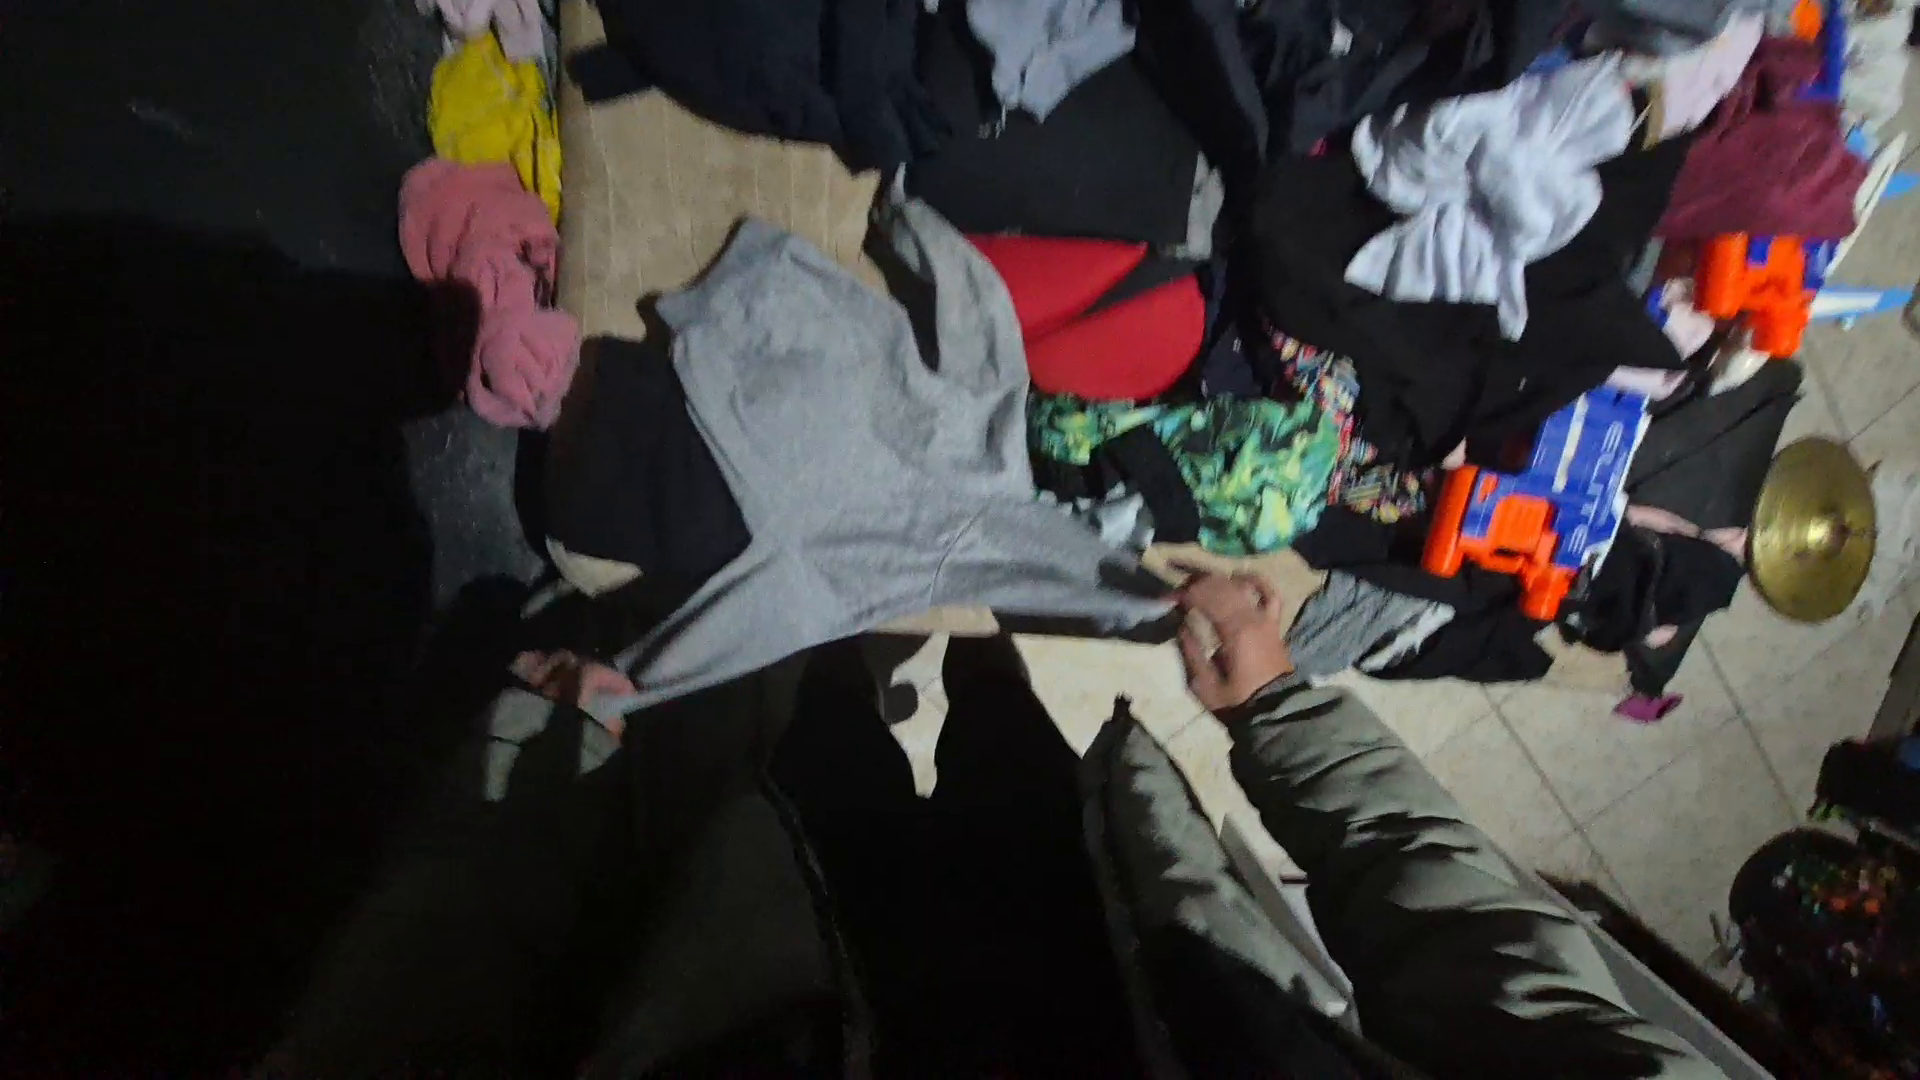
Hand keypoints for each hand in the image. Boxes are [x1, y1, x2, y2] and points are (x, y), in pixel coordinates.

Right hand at [1175, 572, 1293, 711]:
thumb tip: (1181, 623)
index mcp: (1234, 631)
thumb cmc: (1236, 701)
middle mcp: (1252, 617)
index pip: (1205, 597)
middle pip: (1220, 585)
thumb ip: (1190, 650)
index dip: (1182, 593)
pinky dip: (1255, 580)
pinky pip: (1269, 593)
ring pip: (1239, 584)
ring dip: (1215, 578)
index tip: (1165, 599)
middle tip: (1174, 589)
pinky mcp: (1273, 623)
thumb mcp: (1202, 684)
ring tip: (1195, 579)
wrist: (1274, 712)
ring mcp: (1266, 618)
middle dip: (1193, 582)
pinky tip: (1237, 575)